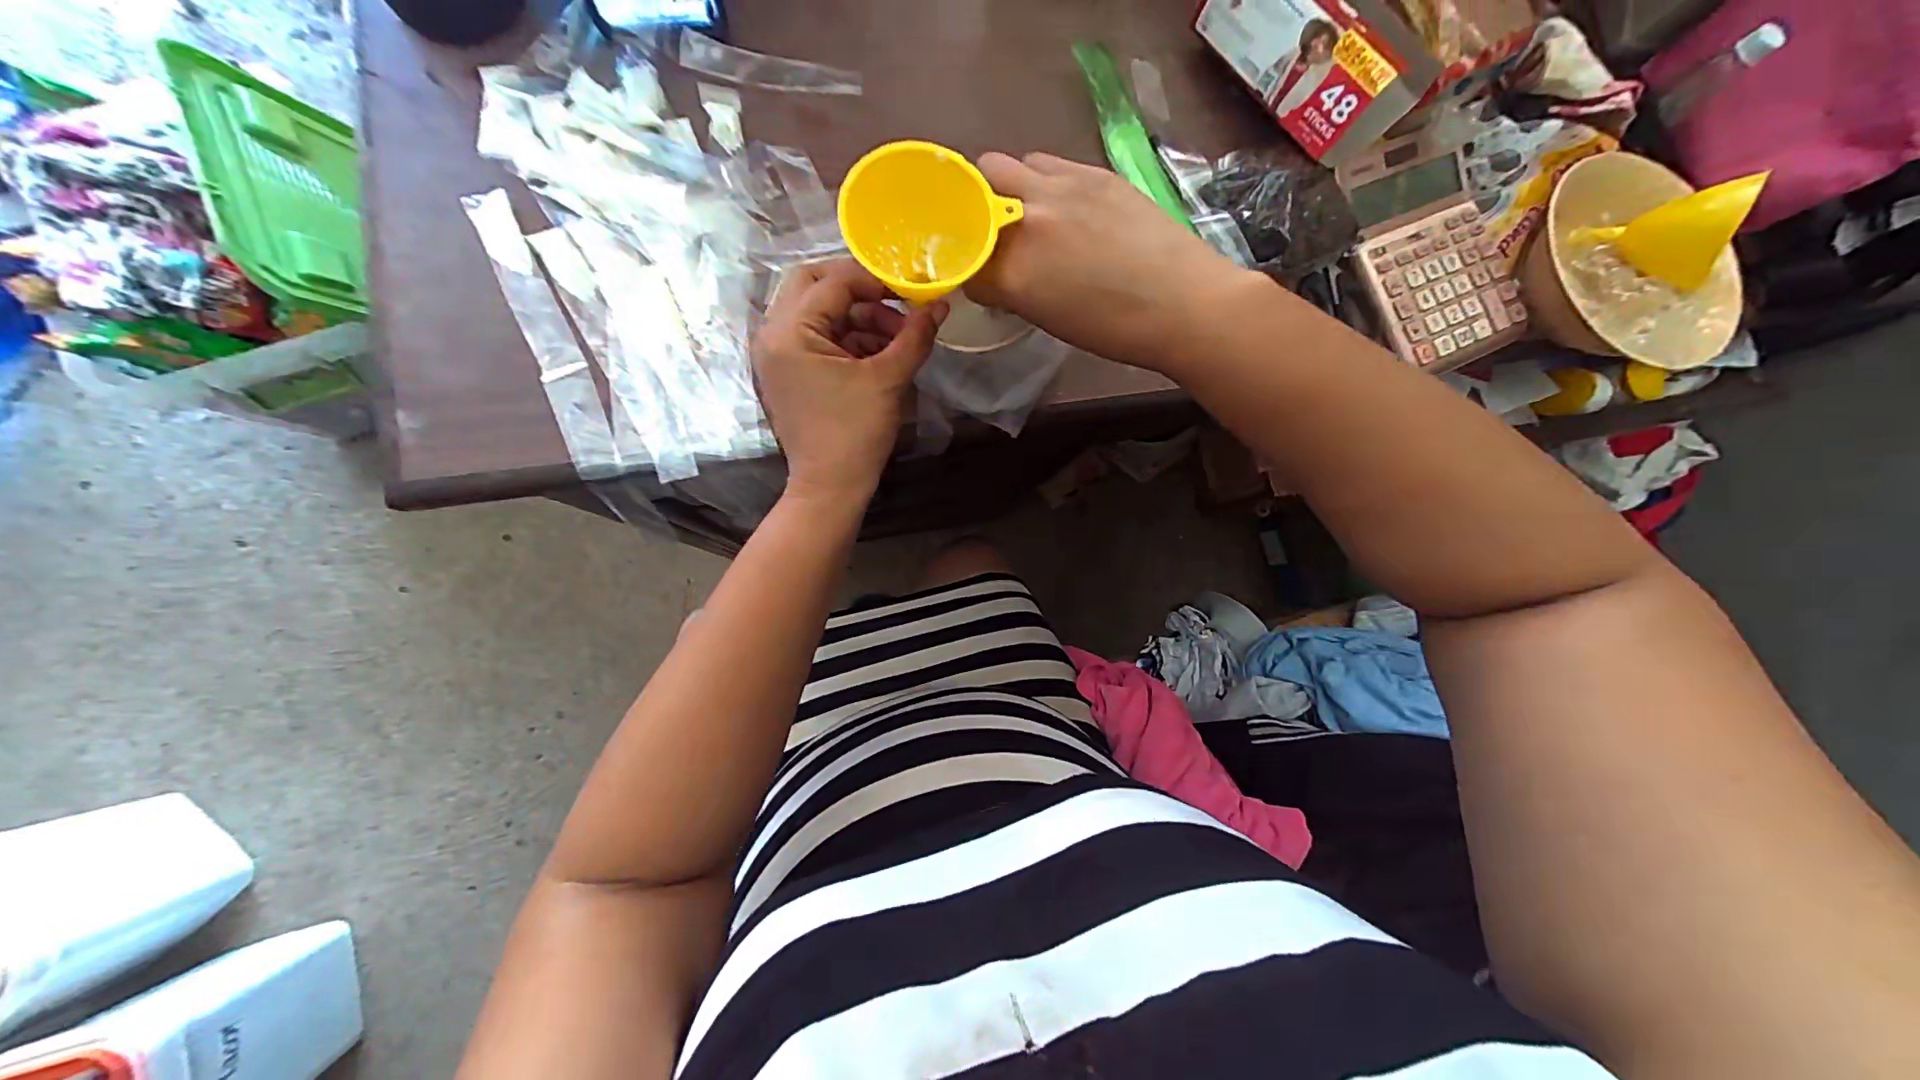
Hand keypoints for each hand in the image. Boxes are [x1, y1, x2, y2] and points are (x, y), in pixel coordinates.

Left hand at [752, 259, 944, 504]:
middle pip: (814, 285)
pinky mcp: (787, 371)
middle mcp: (772, 334)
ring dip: (858, 317)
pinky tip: (880, 354)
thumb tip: (941, 305)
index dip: (876, 281)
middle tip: (896, 303)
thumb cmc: (855, 434)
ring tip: (897, 339)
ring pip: (817, 311)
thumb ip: (914, 336)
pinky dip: (847, 338)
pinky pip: (816, 337)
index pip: (834, 283)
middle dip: (859, 291)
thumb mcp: (888, 380)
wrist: (830, 487)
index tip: (911, 291)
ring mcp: (776, 354)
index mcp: (789, 332)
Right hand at [968, 152, 1254, 372]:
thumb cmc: (1115, 329)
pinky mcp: (1094, 171)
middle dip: (976, 206)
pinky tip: (1068, 204)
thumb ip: (1012, 289)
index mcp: (1012, 272)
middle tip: (996, 228)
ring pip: (1008, 165)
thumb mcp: (1047, 319)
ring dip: (1009, 185)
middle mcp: (1027, 220)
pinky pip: (1047, 163)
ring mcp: (1061, 187)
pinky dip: (1044, 180)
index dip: (967, 261)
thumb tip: (1001, 273)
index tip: (978, 268)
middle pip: (974, 189)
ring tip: (1033, 212)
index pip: (965, 256)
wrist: (1184, 303)